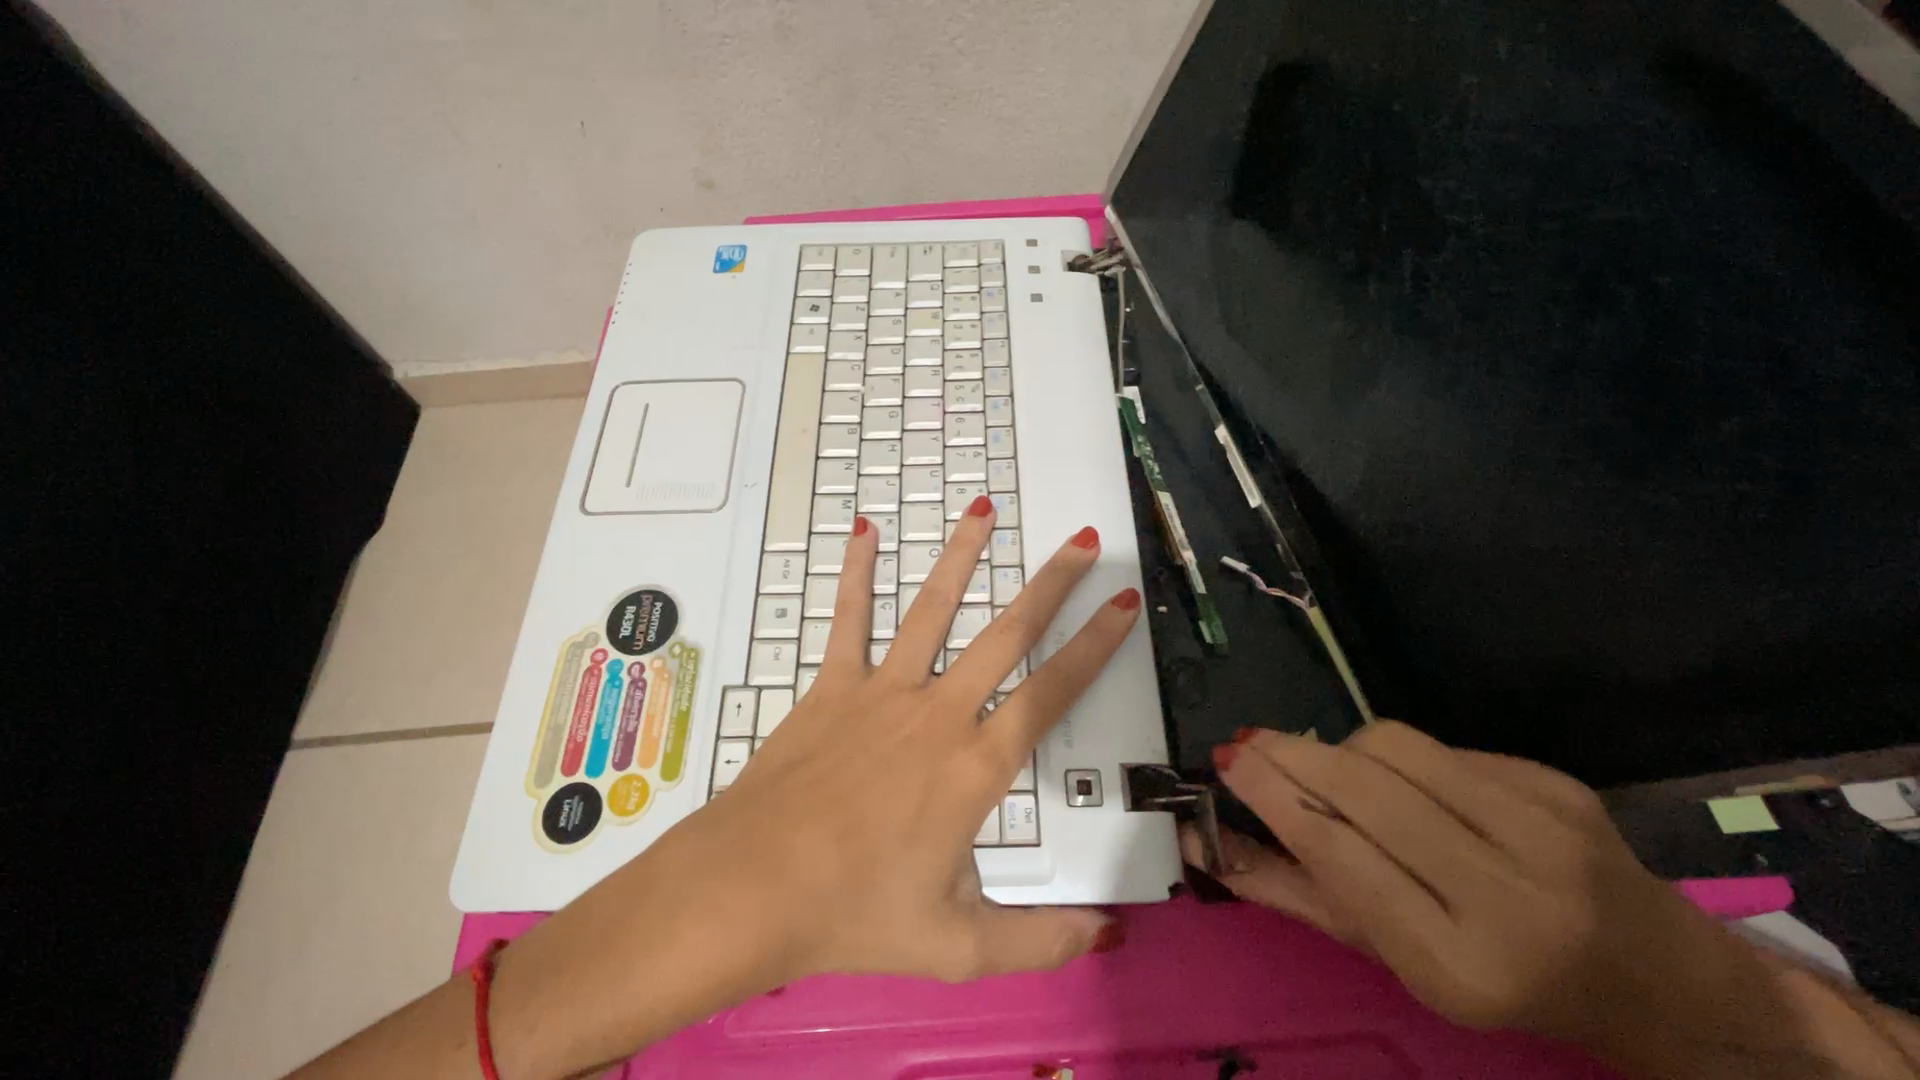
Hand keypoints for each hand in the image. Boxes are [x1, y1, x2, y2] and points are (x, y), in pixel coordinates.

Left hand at [293, 501, 1144, 1079]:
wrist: (751, 889)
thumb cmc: (854, 915)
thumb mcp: (957, 946)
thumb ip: (1039, 943)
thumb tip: (1107, 938)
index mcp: (976, 766)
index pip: (1052, 692)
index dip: (1095, 645)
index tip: (1124, 602)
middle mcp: (938, 713)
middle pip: (1008, 633)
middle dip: (1052, 583)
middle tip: (1084, 539)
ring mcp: (881, 692)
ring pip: (932, 608)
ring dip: (962, 555)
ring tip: (982, 507)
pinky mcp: (830, 688)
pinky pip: (849, 620)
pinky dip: (857, 574)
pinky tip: (864, 529)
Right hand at [1190, 723, 1771, 1047]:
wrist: (1659, 977)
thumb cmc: (1506, 986)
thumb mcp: (1398, 961)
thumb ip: (1300, 897)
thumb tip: (1210, 843)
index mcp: (1459, 961)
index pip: (1341, 855)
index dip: (1274, 798)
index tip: (1228, 761)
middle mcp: (1507, 892)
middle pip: (1366, 790)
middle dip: (1291, 756)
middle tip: (1246, 743)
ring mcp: (1541, 827)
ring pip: (1397, 748)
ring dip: (1341, 750)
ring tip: (1326, 772)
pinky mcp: (1555, 783)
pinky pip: (1440, 746)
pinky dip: (1398, 758)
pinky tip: (1405, 785)